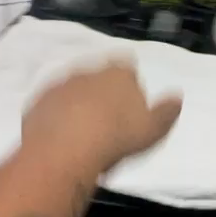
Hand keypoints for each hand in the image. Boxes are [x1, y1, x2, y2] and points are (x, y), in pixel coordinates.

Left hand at [23, 61, 181, 171]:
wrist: (64, 150)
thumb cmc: (116, 138)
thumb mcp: (153, 130)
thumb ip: (166, 111)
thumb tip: (177, 96)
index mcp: (119, 73)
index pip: (127, 66)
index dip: (129, 83)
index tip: (129, 104)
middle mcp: (88, 71)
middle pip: (98, 77)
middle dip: (102, 93)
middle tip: (108, 122)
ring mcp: (60, 84)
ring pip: (73, 89)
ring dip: (78, 104)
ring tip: (84, 133)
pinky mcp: (38, 101)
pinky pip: (52, 105)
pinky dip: (57, 116)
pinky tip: (62, 137)